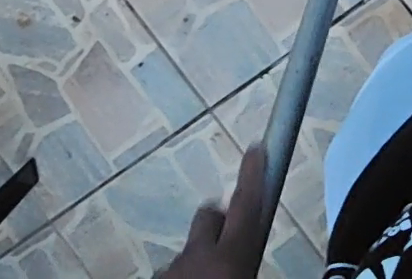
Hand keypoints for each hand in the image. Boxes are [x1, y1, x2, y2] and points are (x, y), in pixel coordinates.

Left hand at [156, 146, 267, 278]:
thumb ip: (252, 259)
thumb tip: (255, 244)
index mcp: (228, 259)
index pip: (245, 203)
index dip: (253, 172)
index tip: (256, 146)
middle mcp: (196, 256)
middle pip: (209, 213)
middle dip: (221, 217)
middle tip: (233, 235)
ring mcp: (170, 267)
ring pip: (191, 246)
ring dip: (202, 254)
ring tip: (211, 274)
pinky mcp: (155, 278)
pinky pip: (174, 267)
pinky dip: (186, 272)